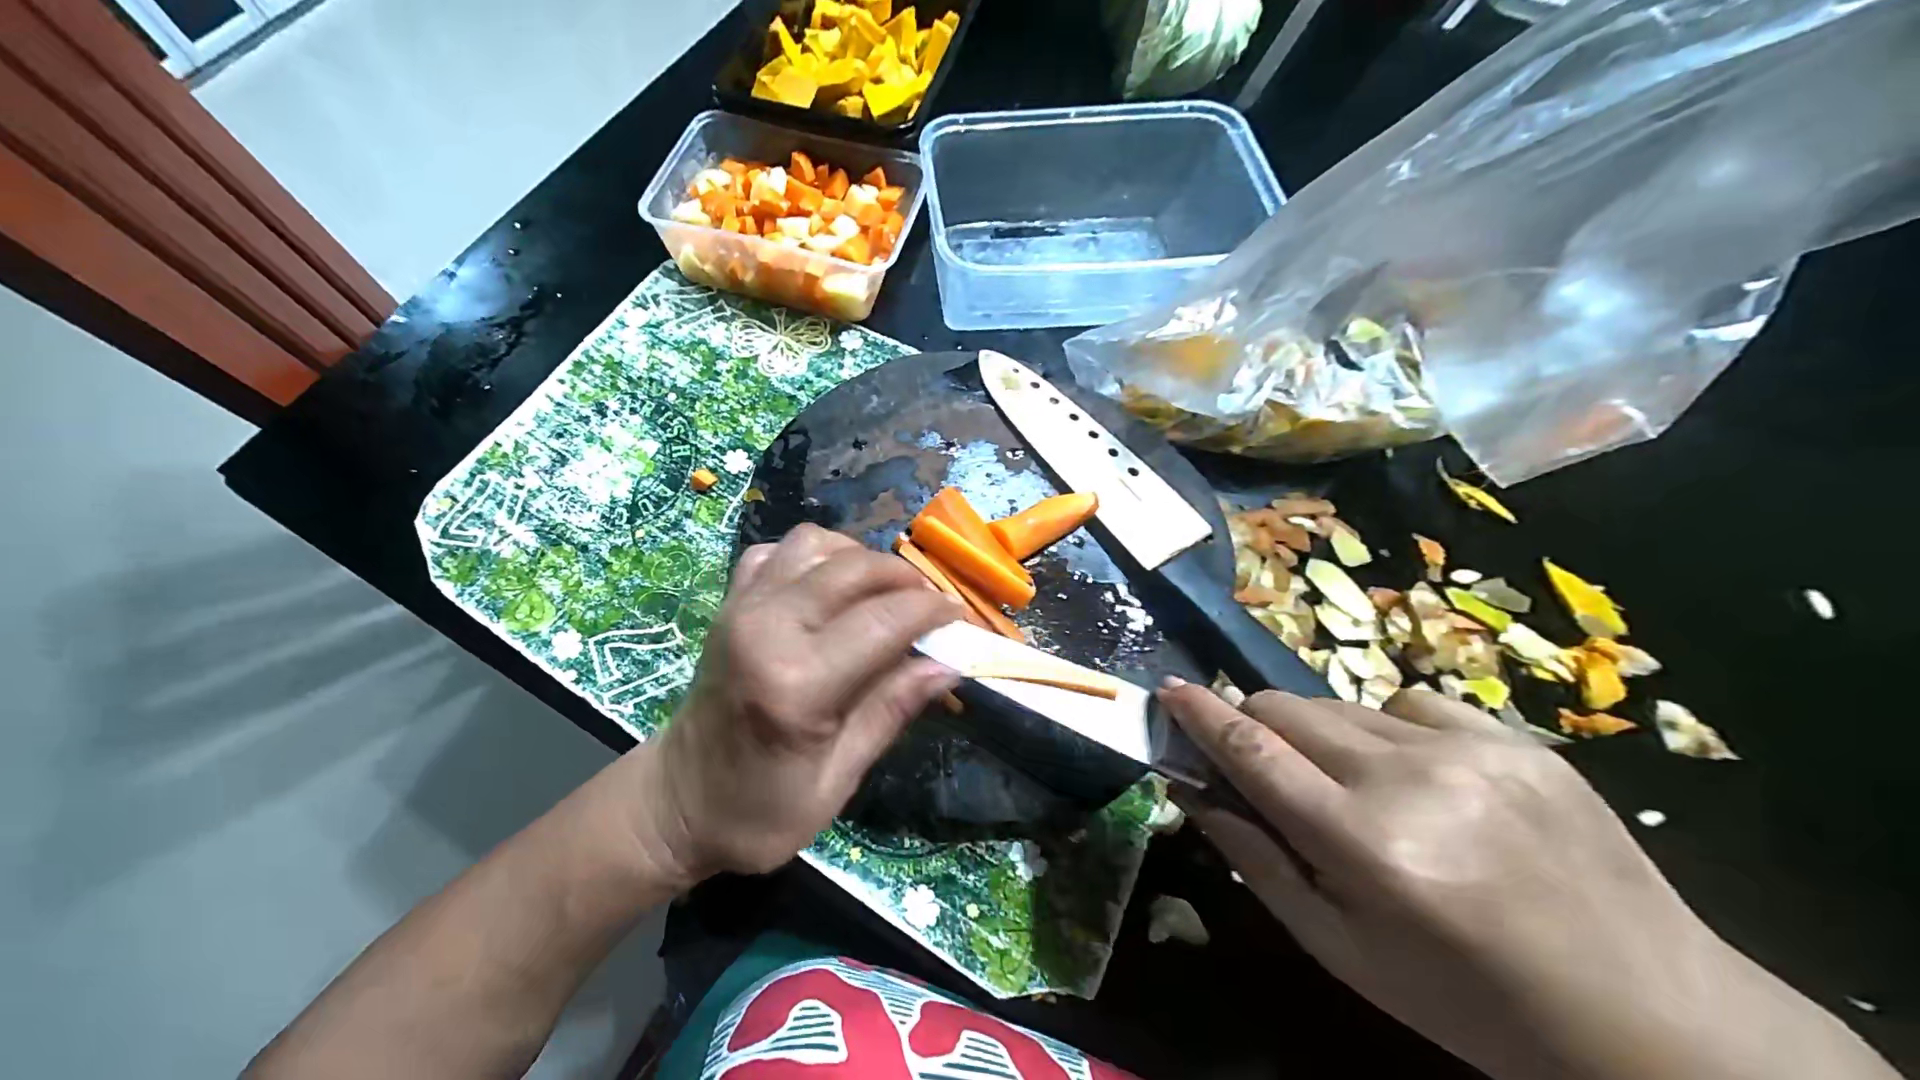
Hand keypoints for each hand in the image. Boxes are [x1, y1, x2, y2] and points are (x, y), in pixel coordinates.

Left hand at [628, 525, 963, 885]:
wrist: (675, 802)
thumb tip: (947, 664)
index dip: (932, 610)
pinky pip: (779, 551)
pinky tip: (832, 586)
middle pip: (856, 569)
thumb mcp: (836, 781)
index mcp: (796, 683)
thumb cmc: (758, 810)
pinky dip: (816, 556)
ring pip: (817, 544)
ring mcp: (742, 608)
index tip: (959, 617)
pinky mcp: (730, 602)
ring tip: (886, 593)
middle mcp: (766, 628)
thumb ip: (890, 712)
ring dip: (862, 559)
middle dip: (907, 578)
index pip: (884, 620)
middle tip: (932, 605)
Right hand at [1159, 684, 1896, 1079]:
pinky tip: (1417, 776)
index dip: (1200, 714)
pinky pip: (1411, 704)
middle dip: (1255, 724)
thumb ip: (1256, 860)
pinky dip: (1387, 730)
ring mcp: (1472, 751)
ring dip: (1322, 736)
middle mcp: (1411, 780)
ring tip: (1355, 788)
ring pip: (1343, 705)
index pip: (1252, 750)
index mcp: (1364, 844)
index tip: (1168, 690)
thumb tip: (1194, 791)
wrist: (1651, 1015)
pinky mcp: (1518, 739)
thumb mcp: (1340, 949)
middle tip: (1260, 762)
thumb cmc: (1466, 998)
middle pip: (1289, 709)